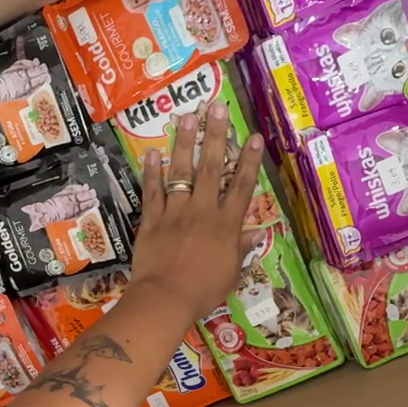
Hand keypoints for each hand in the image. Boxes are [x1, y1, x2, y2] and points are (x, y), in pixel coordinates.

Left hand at [130, 103, 265, 321]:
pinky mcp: (152, 220)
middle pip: (212, 169)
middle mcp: (202, 211)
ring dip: (184, 143)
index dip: (249, 161)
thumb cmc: (203, 292)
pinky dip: (152, 172)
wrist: (165, 298)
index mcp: (226, 226)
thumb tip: (256, 233)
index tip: (254, 137)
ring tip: (186, 117)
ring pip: (181, 172)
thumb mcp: (231, 274)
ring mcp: (175, 213)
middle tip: (216, 108)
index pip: (242, 187)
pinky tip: (153, 151)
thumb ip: (241, 250)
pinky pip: (153, 191)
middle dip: (215, 136)